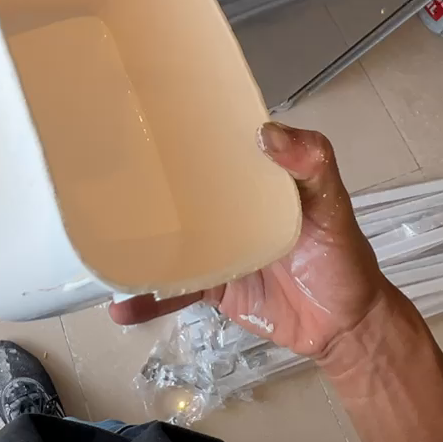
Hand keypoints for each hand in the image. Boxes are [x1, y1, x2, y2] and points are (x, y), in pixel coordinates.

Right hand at [108, 122, 389, 365]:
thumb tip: (269, 134)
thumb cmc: (341, 256)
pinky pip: (173, 290)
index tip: (143, 113)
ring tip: (98, 241)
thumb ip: (312, 163)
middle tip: (101, 175)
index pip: (211, 144)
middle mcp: (226, 206)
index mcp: (249, 177)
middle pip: (176, 190)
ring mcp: (214, 246)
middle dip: (140, 182)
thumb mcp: (332, 203)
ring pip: (165, 237)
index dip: (180, 128)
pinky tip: (121, 306)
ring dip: (134, 239)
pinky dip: (147, 299)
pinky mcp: (210, 286)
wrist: (345, 328)